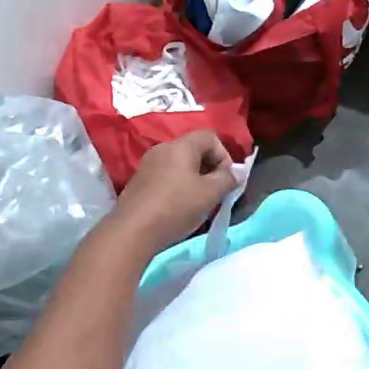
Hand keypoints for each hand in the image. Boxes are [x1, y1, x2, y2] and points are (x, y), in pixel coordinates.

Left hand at [111, 131, 238, 249]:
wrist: (132, 231)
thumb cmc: (175, 208)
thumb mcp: (209, 194)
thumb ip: (227, 179)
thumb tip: (236, 172)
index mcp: (180, 146)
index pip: (209, 136)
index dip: (224, 155)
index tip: (227, 179)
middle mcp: (162, 149)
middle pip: (194, 150)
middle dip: (210, 168)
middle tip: (216, 192)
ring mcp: (147, 165)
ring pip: (179, 165)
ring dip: (194, 180)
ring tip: (199, 202)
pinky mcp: (139, 182)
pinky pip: (165, 177)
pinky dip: (178, 187)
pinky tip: (179, 208)